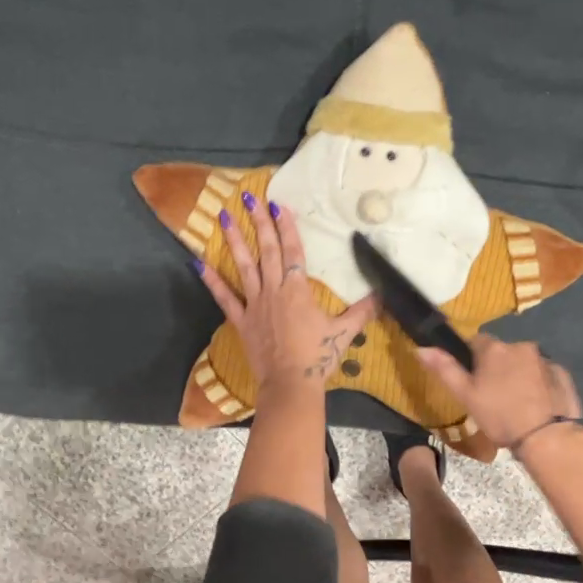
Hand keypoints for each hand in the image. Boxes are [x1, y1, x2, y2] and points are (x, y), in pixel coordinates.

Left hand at [195, 191, 374, 392]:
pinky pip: (225, 298)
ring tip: (224, 216)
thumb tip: (383, 295)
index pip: (293, 251)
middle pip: (267, 251)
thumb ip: (362, 311)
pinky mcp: (242, 321)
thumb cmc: (318, 358)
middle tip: (250, 198)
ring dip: (234, 240)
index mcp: (298, 290)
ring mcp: (255, 305)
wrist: (290, 384)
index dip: (287, 227)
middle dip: (259, 222)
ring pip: (244, 266)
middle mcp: (274, 291)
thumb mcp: (344, 333)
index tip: (279, 204)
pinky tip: (198, 263)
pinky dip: (212, 280)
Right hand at [417, 333, 582, 450]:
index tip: (473, 380)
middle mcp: (521, 346)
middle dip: (498, 368)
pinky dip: (539, 385)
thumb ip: (445, 369)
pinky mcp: (563, 375)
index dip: (472, 360)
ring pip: (525, 363)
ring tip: (517, 404)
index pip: (477, 342)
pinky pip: (544, 375)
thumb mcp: (466, 396)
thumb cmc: (500, 417)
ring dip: (519, 376)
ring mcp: (545, 359)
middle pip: (503, 353)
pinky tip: (536, 406)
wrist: (546, 437)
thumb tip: (421, 348)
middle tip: (493, 397)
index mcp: (495, 349)